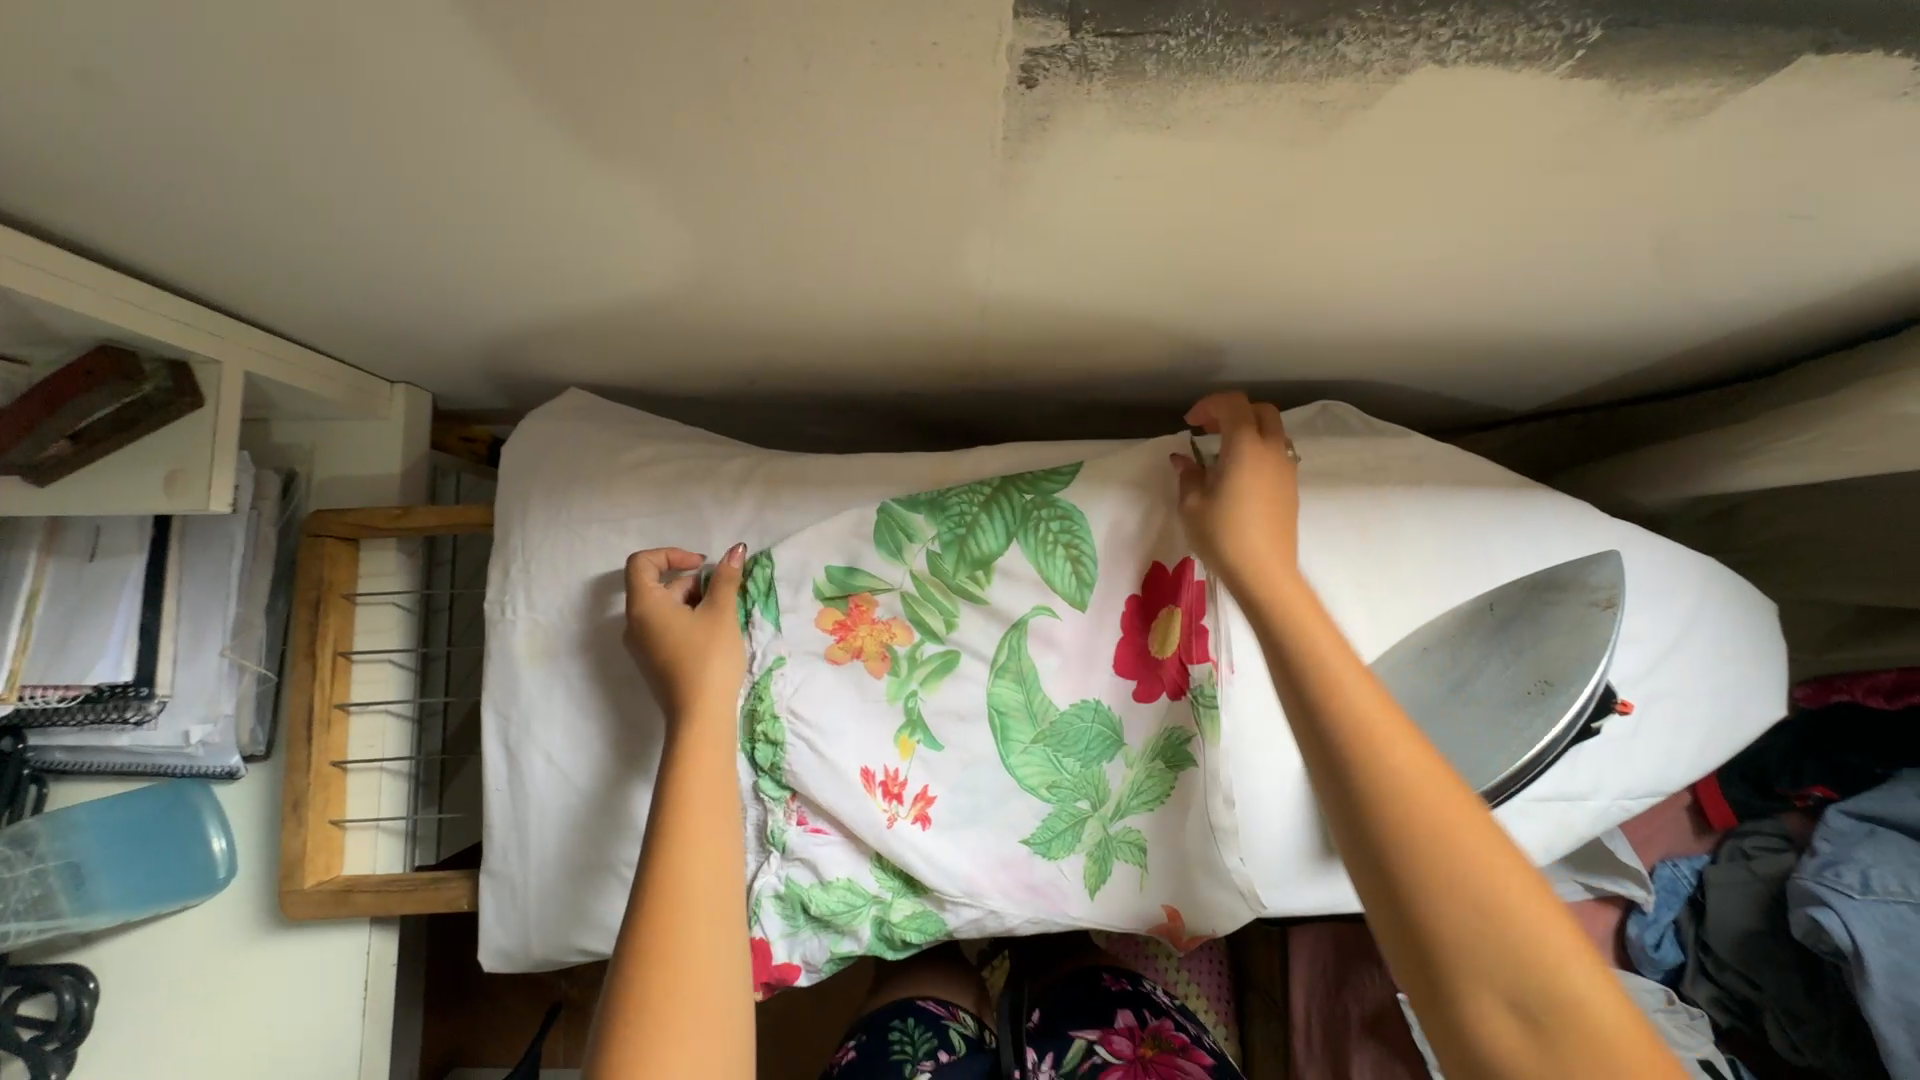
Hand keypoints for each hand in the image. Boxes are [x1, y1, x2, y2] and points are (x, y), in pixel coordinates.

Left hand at [623, 544, 748, 729]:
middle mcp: (634, 623)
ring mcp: (641, 645)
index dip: (672, 554)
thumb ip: (726, 578)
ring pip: (664, 609)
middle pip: (656, 586)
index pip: (641, 562)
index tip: (702, 565)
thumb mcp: (721, 613)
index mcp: (643, 606)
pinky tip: (713, 636)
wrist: (699, 717)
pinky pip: (665, 628)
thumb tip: (736, 549)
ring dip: (693, 602)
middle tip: (723, 596)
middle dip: (691, 582)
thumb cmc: (708, 659)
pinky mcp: (653, 662)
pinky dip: (687, 621)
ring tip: (723, 617)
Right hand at [1170, 391, 1300, 595]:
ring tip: (1222, 453)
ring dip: (1248, 431)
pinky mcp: (1291, 487)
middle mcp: (1271, 450)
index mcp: (1245, 447)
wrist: (1264, 573)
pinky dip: (1258, 450)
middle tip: (1208, 430)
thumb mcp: (1192, 506)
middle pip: (1260, 411)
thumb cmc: (1223, 536)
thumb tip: (1183, 460)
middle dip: (1233, 412)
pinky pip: (1277, 453)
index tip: (1190, 424)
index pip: (1233, 405)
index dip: (1209, 405)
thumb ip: (1188, 476)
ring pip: (1273, 431)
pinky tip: (1238, 474)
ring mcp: (1286, 468)